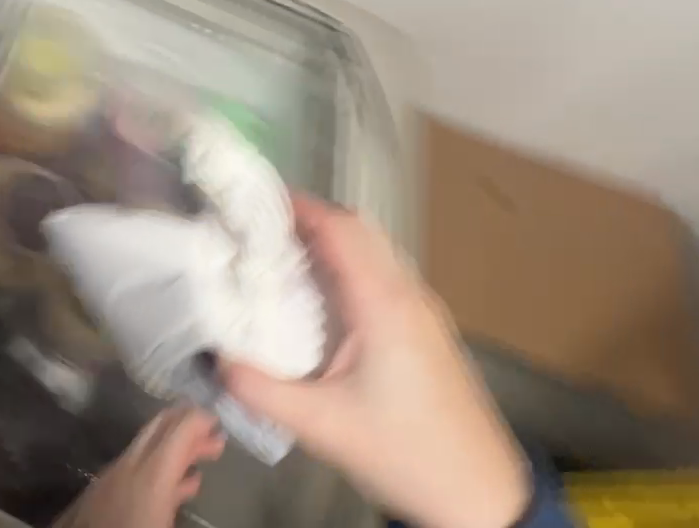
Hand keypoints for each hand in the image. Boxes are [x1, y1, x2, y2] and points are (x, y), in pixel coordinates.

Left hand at [55, 406, 223, 527]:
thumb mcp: (163, 519)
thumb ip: (182, 497)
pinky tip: (180, 484)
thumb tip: (199, 483)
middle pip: (158, 432)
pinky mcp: (104, 491)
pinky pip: (138, 468)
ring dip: (175, 447)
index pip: (175, 433)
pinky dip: (162, 467)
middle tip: (214, 430)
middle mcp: (129, 466)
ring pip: (148, 448)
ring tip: (204, 452)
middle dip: (186, 425)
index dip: (197, 420)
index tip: (217, 414)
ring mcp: (113, 476)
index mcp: (150, 476)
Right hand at [220, 194, 529, 527]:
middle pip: (357, 227)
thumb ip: (259, 390)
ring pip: (373, 247)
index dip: (296, 205)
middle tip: (255, 224)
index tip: (249, 200)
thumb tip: (212, 357)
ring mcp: (423, 311)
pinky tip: (317, 290)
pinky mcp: (427, 329)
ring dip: (328, 236)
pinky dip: (346, 259)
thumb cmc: (406, 454)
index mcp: (383, 305)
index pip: (340, 228)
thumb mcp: (322, 427)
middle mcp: (407, 295)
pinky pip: (381, 271)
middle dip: (306, 215)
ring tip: (277, 249)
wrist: (486, 501)